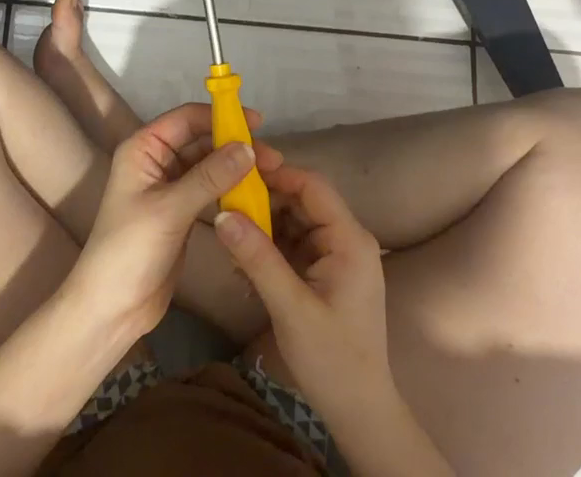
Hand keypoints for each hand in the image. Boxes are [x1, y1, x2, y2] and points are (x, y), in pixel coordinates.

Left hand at [64, 103, 274, 338]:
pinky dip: (230, 188)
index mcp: (143, 149)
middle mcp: (154, 162)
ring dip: (236, 167)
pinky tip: (255, 194)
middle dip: (235, 144)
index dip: (221, 116)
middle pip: (200, 140)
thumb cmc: (131, 249)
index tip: (259, 124)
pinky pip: (209, 189)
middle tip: (274, 158)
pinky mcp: (180, 212)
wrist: (112, 305)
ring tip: (272, 175)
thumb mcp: (171, 208)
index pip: (186, 118)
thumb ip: (210, 176)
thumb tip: (248, 147)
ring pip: (208, 165)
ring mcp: (168, 187)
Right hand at [214, 161, 395, 416]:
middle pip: (300, 202)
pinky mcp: (324, 275)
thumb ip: (257, 257)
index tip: (236, 172)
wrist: (358, 409)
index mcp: (349, 240)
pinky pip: (292, 247)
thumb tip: (222, 213)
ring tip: (229, 241)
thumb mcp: (290, 306)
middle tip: (222, 207)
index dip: (276, 173)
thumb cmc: (331, 357)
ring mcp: (335, 258)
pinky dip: (268, 250)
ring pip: (293, 224)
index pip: (312, 186)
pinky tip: (243, 265)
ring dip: (262, 229)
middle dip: (262, 203)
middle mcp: (346, 241)